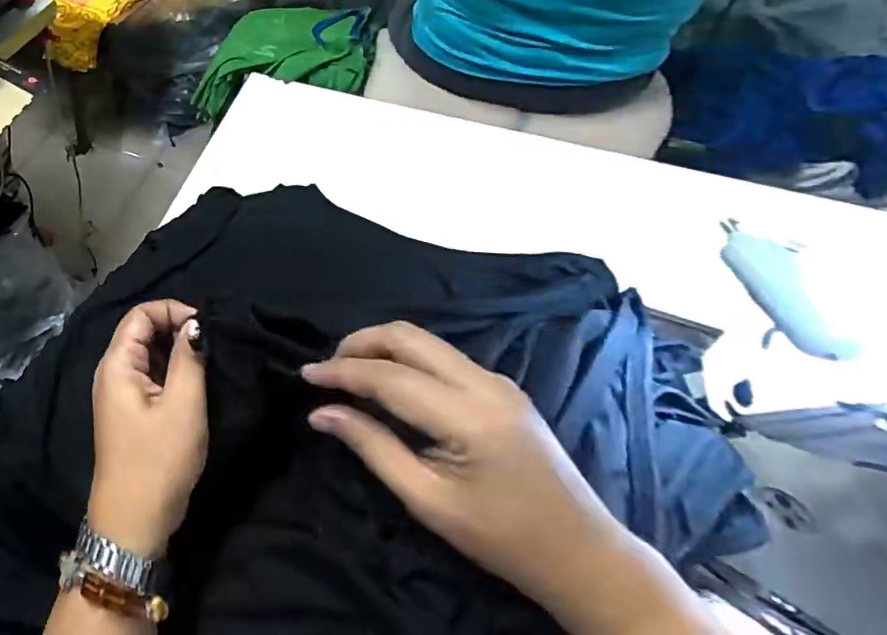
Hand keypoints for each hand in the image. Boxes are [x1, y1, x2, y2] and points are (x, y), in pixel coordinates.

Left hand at [88, 300, 206, 556]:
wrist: (134, 523)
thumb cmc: (158, 460)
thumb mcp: (183, 405)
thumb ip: (189, 357)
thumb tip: (194, 325)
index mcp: (116, 365)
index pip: (140, 314)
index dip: (172, 310)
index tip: (204, 325)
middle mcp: (112, 372)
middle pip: (142, 329)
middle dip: (176, 327)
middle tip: (210, 341)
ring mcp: (119, 393)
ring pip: (148, 352)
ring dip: (176, 348)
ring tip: (207, 358)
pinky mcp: (130, 410)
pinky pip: (150, 373)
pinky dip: (171, 368)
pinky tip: (194, 379)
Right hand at [301, 322, 626, 609]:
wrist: (580, 551)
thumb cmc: (502, 538)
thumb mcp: (429, 501)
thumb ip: (373, 448)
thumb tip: (322, 414)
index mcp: (466, 414)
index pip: (389, 376)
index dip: (342, 371)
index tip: (305, 375)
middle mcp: (482, 381)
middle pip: (408, 337)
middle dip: (361, 343)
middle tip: (328, 370)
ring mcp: (496, 379)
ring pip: (426, 341)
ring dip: (383, 348)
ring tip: (350, 373)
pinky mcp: (501, 385)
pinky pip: (443, 357)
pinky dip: (408, 360)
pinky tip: (391, 384)